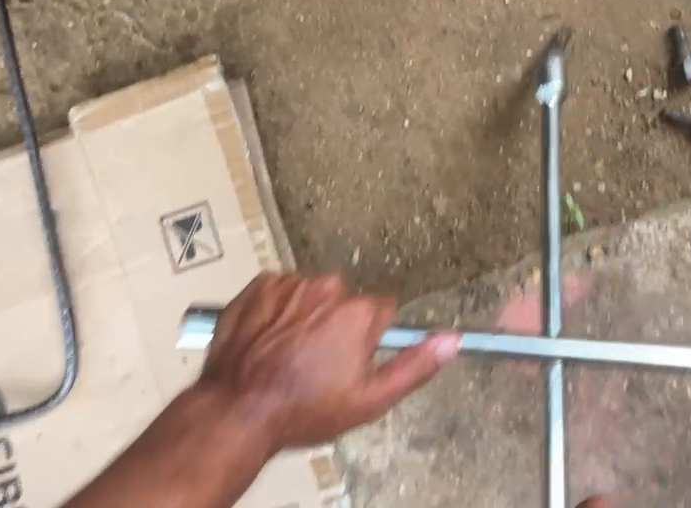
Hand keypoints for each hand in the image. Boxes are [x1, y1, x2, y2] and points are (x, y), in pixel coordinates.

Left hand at [200, 272, 461, 448]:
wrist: (238, 409)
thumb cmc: (305, 408)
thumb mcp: (369, 400)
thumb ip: (415, 365)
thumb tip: (452, 340)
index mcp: (359, 312)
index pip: (380, 311)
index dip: (367, 338)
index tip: (349, 360)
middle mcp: (329, 287)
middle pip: (344, 300)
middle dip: (336, 323)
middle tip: (316, 361)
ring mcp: (291, 283)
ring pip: (311, 294)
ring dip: (304, 315)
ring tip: (287, 352)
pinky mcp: (260, 284)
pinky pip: (280, 290)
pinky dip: (276, 309)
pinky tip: (267, 338)